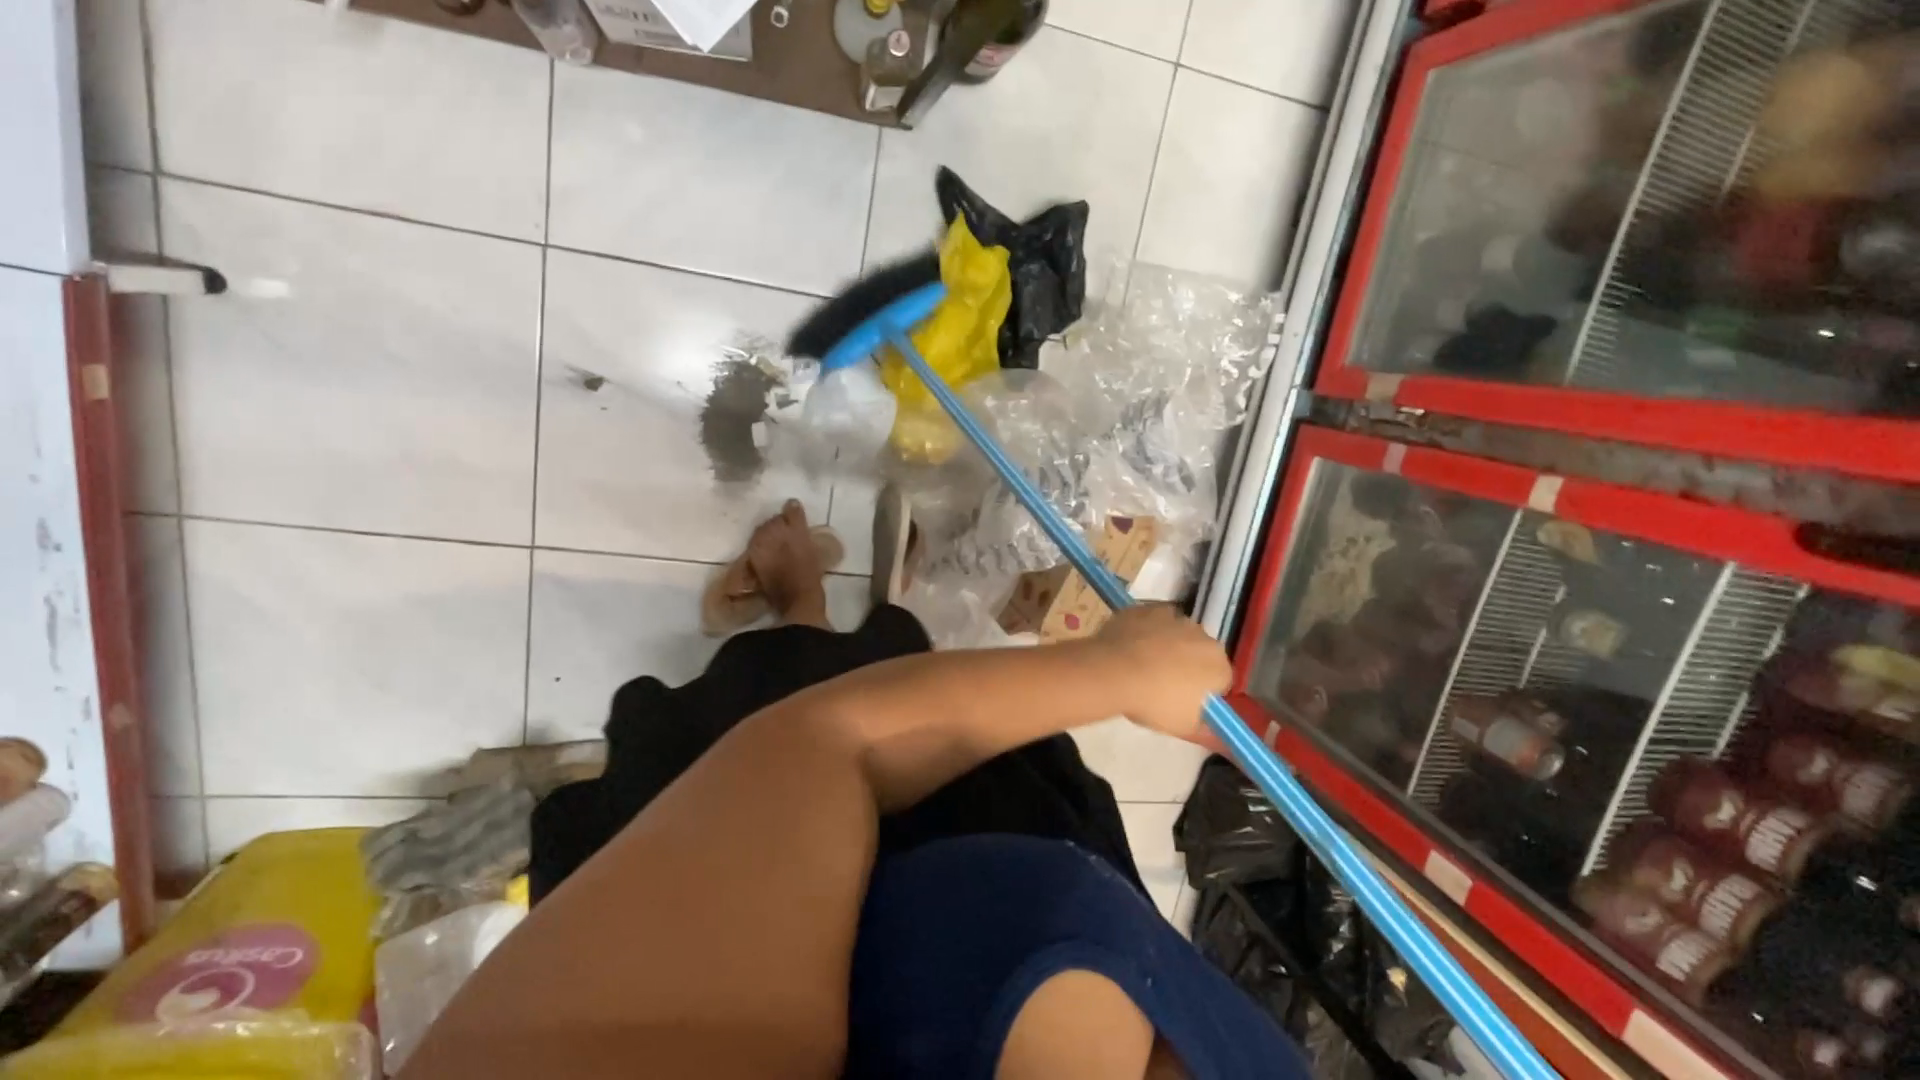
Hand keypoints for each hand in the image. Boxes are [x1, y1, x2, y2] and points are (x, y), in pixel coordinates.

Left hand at [1092, 605, 1231, 738]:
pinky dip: (1146, 631)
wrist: (1113, 671)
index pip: (1220, 680)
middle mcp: (1203, 636)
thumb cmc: (1154, 703)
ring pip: (1177, 634)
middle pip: (1200, 654)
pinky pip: (1153, 621)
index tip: (1183, 702)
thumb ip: (1209, 733)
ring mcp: (1175, 617)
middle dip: (1187, 666)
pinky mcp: (1149, 607)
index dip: (1202, 693)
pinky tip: (1130, 646)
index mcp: (1219, 665)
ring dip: (1167, 646)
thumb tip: (1223, 740)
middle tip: (1161, 685)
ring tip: (1141, 666)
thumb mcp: (1185, 728)